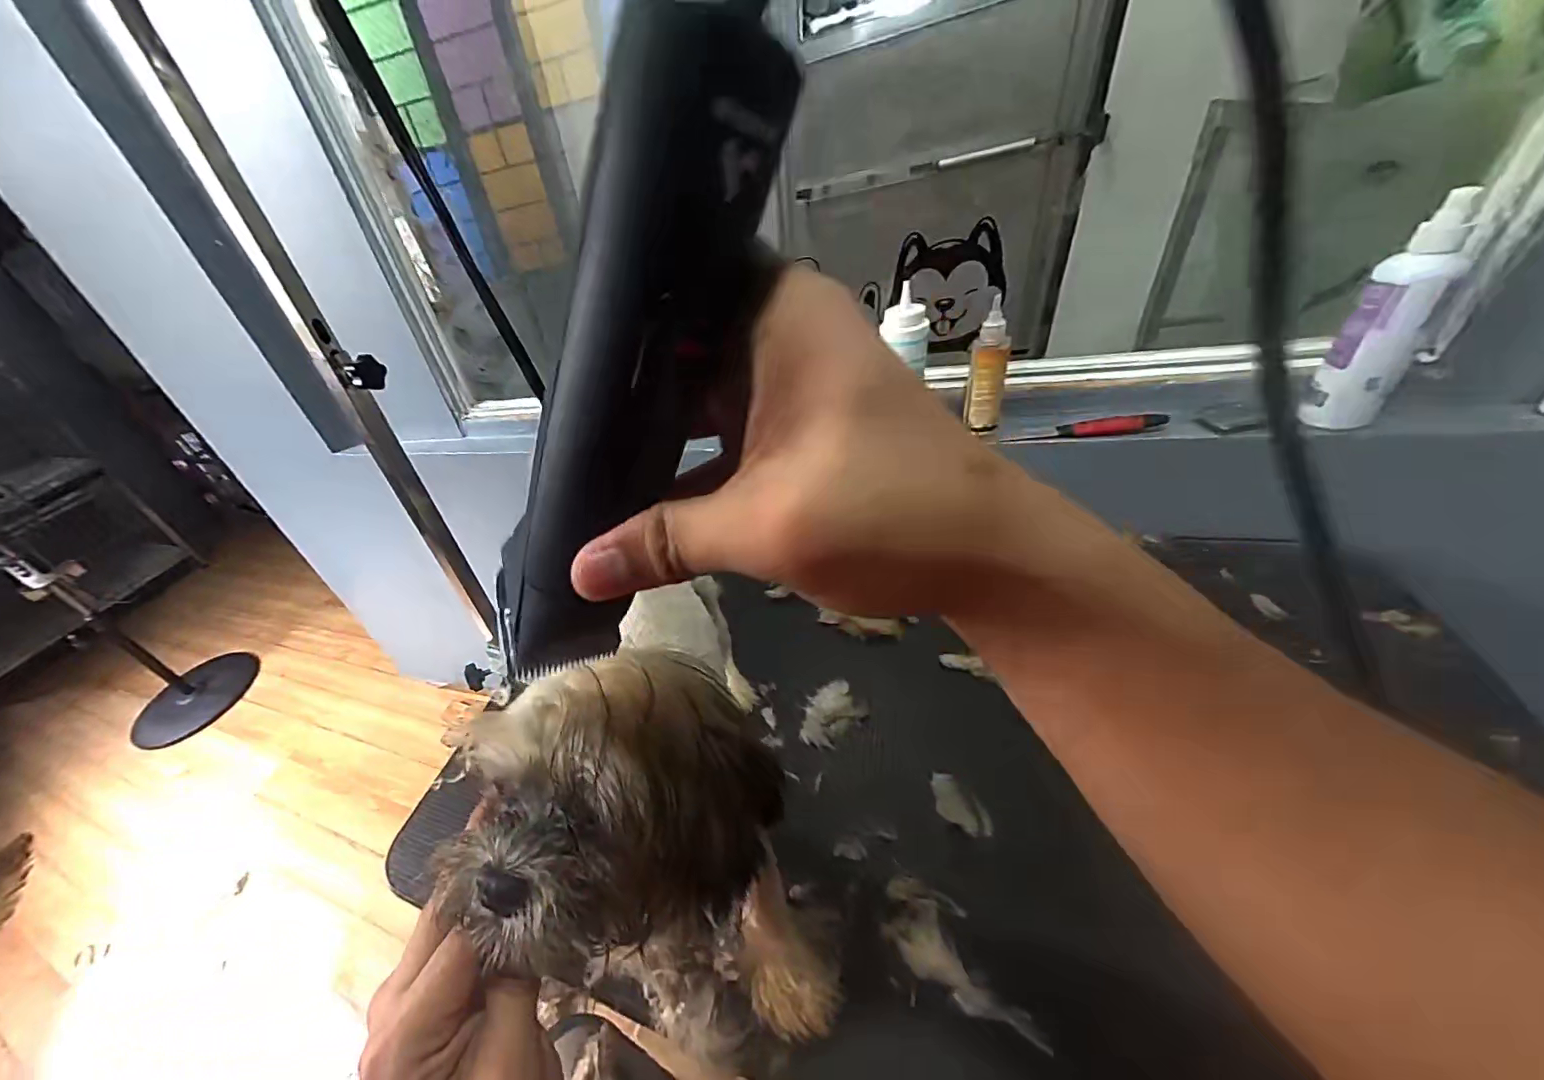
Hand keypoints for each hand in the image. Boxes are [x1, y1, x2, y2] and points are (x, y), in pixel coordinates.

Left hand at [360, 901, 556, 1079]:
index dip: (501, 908)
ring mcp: (395, 1006)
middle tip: (536, 897)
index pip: (457, 937)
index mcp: (403, 1032)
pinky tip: (509, 940)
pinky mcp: (412, 1007)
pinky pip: (445, 951)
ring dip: (484, 919)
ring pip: (441, 929)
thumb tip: (524, 912)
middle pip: (439, 923)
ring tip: (528, 914)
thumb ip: (514, 982)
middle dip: (487, 902)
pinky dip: (478, 939)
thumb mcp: (513, 1059)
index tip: (541, 892)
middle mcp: (386, 1009)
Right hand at [569, 267, 1126, 619]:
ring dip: (657, 439)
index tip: (554, 386)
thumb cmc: (885, 514)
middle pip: (676, 354)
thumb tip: (577, 569)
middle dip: (623, 402)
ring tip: (581, 465)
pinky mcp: (801, 423)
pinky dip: (695, 463)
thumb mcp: (763, 526)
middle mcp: (781, 329)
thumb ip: (664, 540)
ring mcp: (793, 378)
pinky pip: (728, 431)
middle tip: (554, 437)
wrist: (989, 555)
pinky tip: (642, 492)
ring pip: (700, 399)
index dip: (606, 340)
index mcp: (775, 312)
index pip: (663, 297)